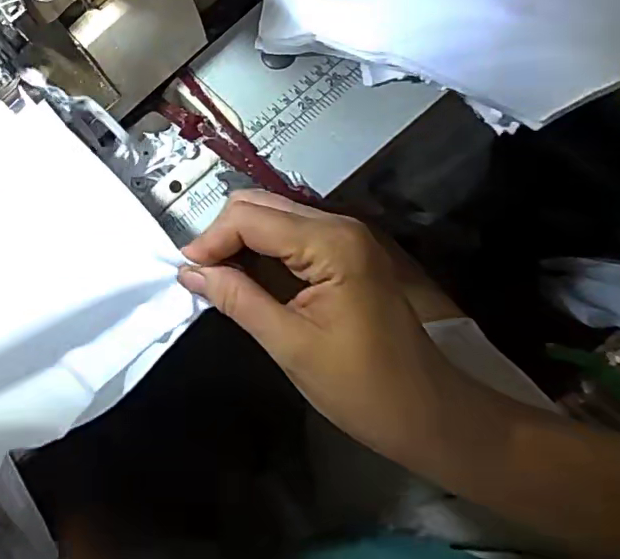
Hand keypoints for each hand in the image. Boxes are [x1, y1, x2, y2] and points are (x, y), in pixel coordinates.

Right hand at [178, 190, 460, 468]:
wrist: (433, 415)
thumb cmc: (365, 389)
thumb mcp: (291, 346)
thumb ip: (238, 300)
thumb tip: (190, 272)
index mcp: (331, 243)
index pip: (251, 218)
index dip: (212, 239)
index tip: (186, 270)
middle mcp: (338, 224)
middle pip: (259, 205)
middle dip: (222, 234)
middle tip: (200, 273)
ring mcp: (343, 233)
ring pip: (270, 213)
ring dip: (239, 238)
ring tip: (217, 275)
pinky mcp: (343, 248)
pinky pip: (288, 231)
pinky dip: (259, 246)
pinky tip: (245, 274)